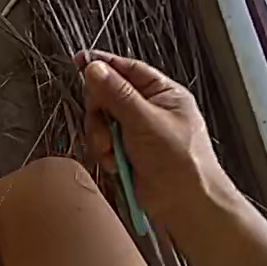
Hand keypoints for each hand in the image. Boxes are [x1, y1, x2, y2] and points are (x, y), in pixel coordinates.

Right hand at [76, 50, 234, 225]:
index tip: (80, 61)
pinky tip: (116, 163)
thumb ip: (117, 94)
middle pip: (107, 95)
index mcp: (162, 93)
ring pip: (101, 121)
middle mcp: (149, 109)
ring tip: (112, 151)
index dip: (103, 65)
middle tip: (105, 125)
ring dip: (100, 136)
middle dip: (100, 112)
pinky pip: (102, 142)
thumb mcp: (146, 121)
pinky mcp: (127, 151)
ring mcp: (137, 131)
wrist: (186, 204)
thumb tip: (94, 68)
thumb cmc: (180, 160)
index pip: (127, 69)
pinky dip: (104, 153)